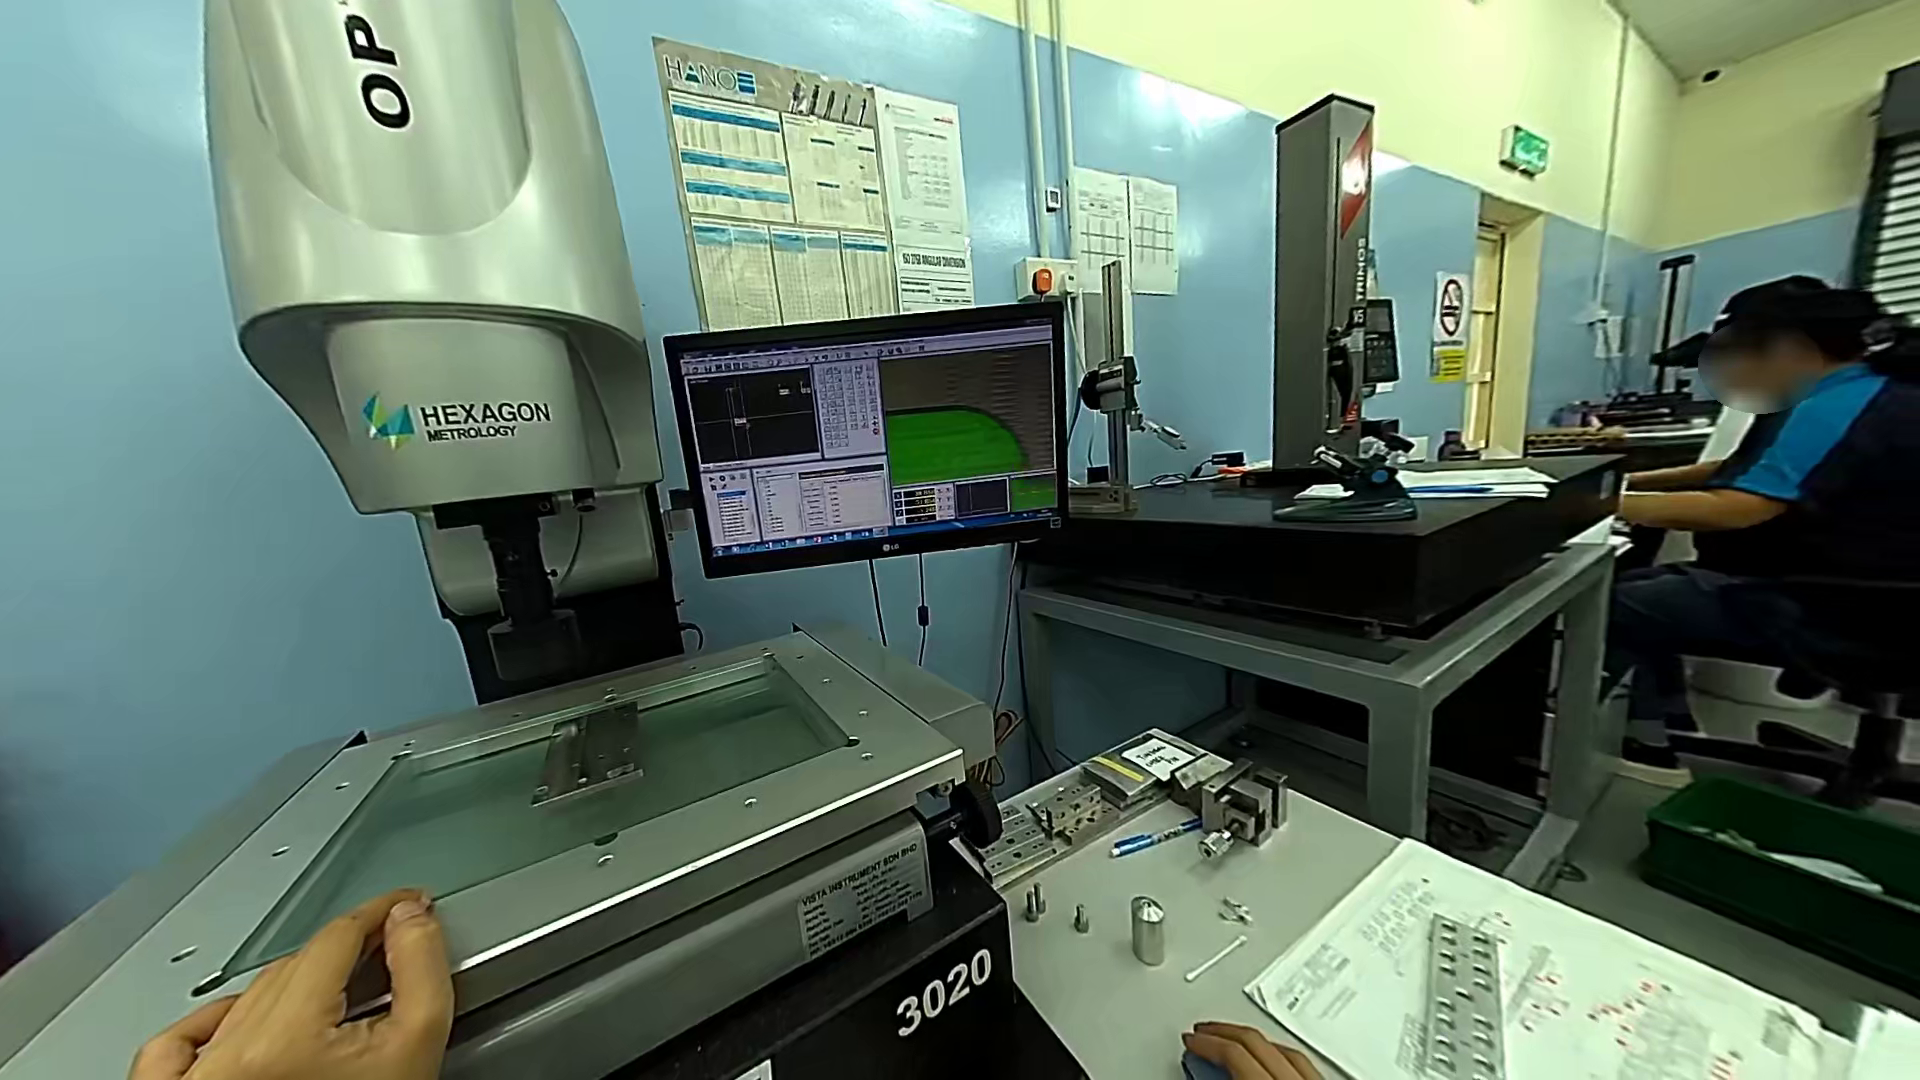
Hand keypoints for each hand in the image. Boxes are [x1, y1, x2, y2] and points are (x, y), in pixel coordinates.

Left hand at [130, 889, 453, 1079]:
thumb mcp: (419, 1034)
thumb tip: (410, 914)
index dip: (382, 909)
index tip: (406, 903)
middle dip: (351, 945)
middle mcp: (223, 1062)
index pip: (338, 937)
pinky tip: (247, 1016)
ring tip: (340, 985)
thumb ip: (422, 962)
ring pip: (250, 993)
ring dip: (302, 976)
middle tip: (390, 943)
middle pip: (300, 962)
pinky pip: (170, 1047)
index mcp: (283, 1041)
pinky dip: (213, 1019)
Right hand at [1184, 1022, 1323, 1079]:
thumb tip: (1199, 1073)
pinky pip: (1305, 1064)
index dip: (1206, 1043)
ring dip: (1252, 1038)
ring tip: (1231, 1037)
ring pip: (1284, 1049)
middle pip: (1256, 1042)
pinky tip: (1273, 1054)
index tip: (1190, 1041)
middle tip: (1202, 1032)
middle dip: (1223, 1031)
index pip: (1234, 1054)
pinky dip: (1282, 1053)